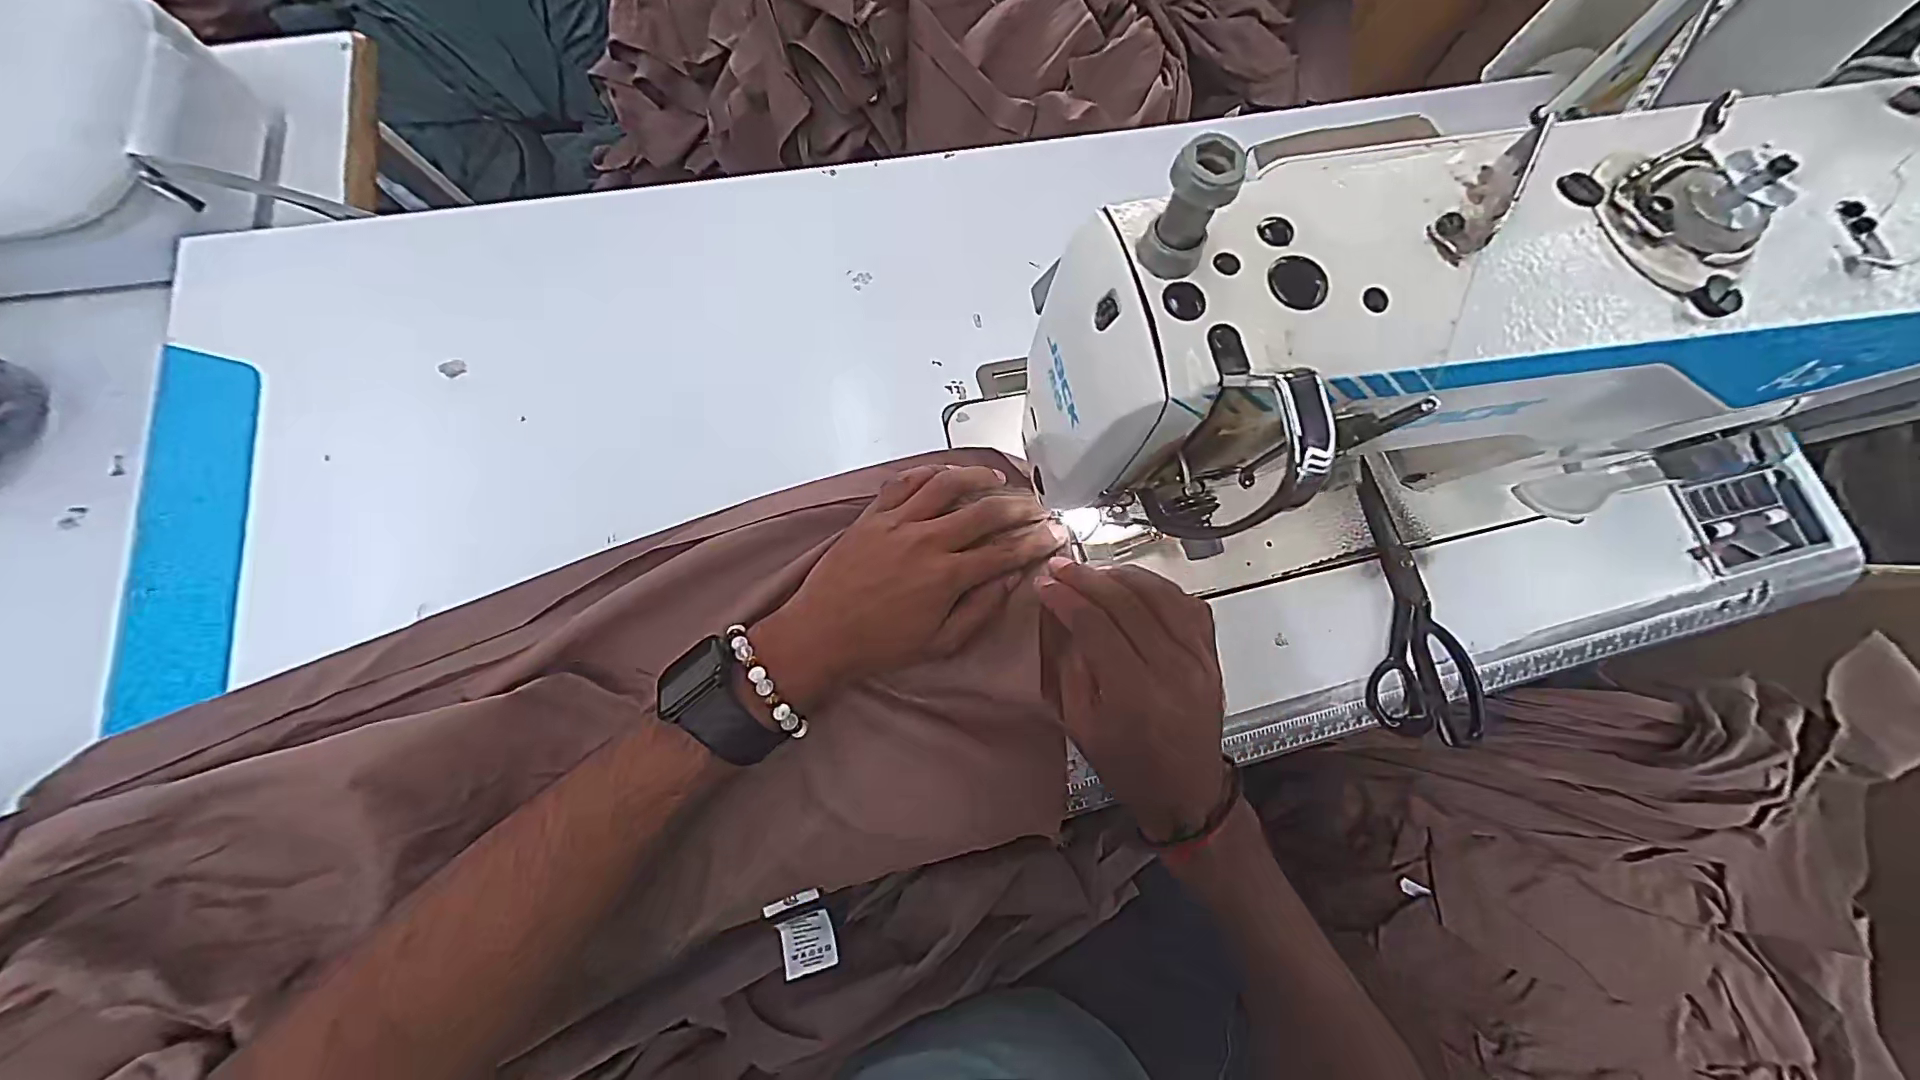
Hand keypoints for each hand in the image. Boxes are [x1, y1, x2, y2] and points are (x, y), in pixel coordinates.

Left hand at [750, 464, 1069, 711]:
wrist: (819, 635)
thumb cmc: (880, 646)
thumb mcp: (941, 643)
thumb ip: (980, 609)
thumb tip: (1011, 579)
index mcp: (946, 577)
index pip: (1005, 550)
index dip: (1036, 540)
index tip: (1054, 533)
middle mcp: (926, 542)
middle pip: (985, 510)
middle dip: (1019, 506)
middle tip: (1035, 506)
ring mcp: (897, 524)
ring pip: (947, 484)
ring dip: (979, 477)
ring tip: (998, 479)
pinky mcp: (872, 516)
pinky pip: (905, 482)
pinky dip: (930, 472)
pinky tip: (946, 473)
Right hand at [1036, 559, 1227, 840]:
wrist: (1185, 790)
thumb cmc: (1131, 766)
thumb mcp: (1081, 724)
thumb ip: (1069, 666)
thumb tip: (1059, 615)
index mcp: (1134, 696)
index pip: (1096, 625)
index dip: (1066, 598)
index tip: (1047, 585)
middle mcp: (1172, 672)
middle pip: (1126, 603)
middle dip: (1087, 579)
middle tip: (1062, 569)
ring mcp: (1197, 660)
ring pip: (1158, 594)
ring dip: (1121, 575)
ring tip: (1094, 572)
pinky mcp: (1210, 655)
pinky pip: (1187, 603)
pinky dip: (1158, 586)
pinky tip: (1136, 584)